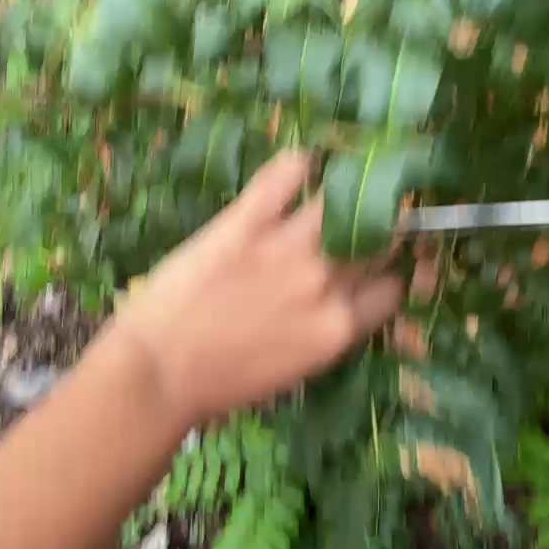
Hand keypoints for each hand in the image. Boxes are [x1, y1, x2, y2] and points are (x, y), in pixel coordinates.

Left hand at [109, 151, 403, 425]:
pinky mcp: (246, 222)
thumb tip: (336, 307)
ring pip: (342, 203)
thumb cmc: (219, 386)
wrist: (157, 373)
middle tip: (360, 222)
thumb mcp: (291, 373)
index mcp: (337, 329)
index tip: (375, 265)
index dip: (386, 274)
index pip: (391, 288)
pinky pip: (286, 176)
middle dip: (377, 230)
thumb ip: (323, 334)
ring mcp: (287, 248)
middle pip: (378, 240)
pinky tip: (302, 162)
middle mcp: (325, 283)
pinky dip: (299, 164)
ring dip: (347, 193)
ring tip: (339, 185)